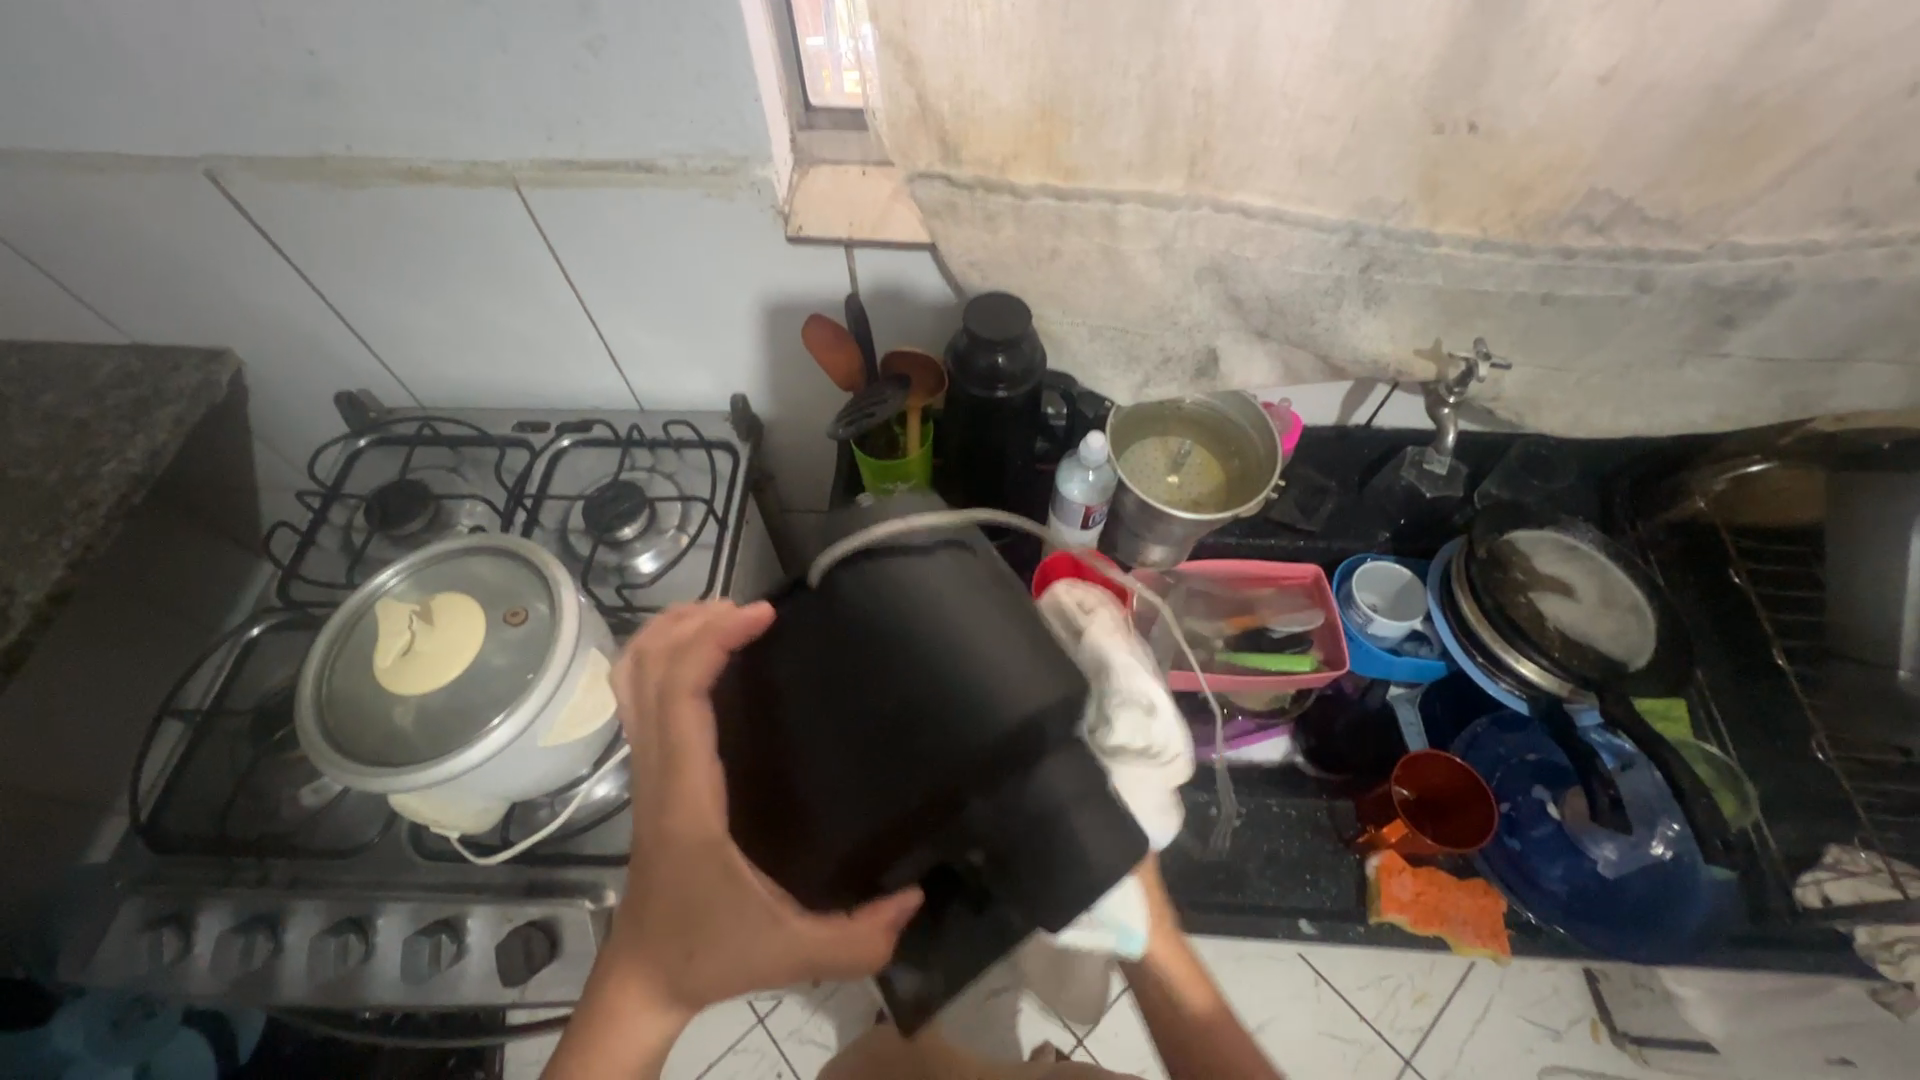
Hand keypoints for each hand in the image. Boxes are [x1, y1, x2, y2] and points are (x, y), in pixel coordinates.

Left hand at [606, 600, 922, 1015]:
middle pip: (646, 670)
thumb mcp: (794, 955)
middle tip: (750, 608)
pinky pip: (638, 698)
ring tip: (724, 614)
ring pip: (632, 679)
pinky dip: (660, 658)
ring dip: (670, 633)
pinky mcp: (649, 774)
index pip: (680, 697)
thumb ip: (859, 937)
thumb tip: (917, 898)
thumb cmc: (712, 955)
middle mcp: (659, 773)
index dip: (711, 642)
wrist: (645, 978)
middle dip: (692, 622)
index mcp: (689, 800)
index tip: (761, 614)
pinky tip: (700, 653)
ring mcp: (646, 771)